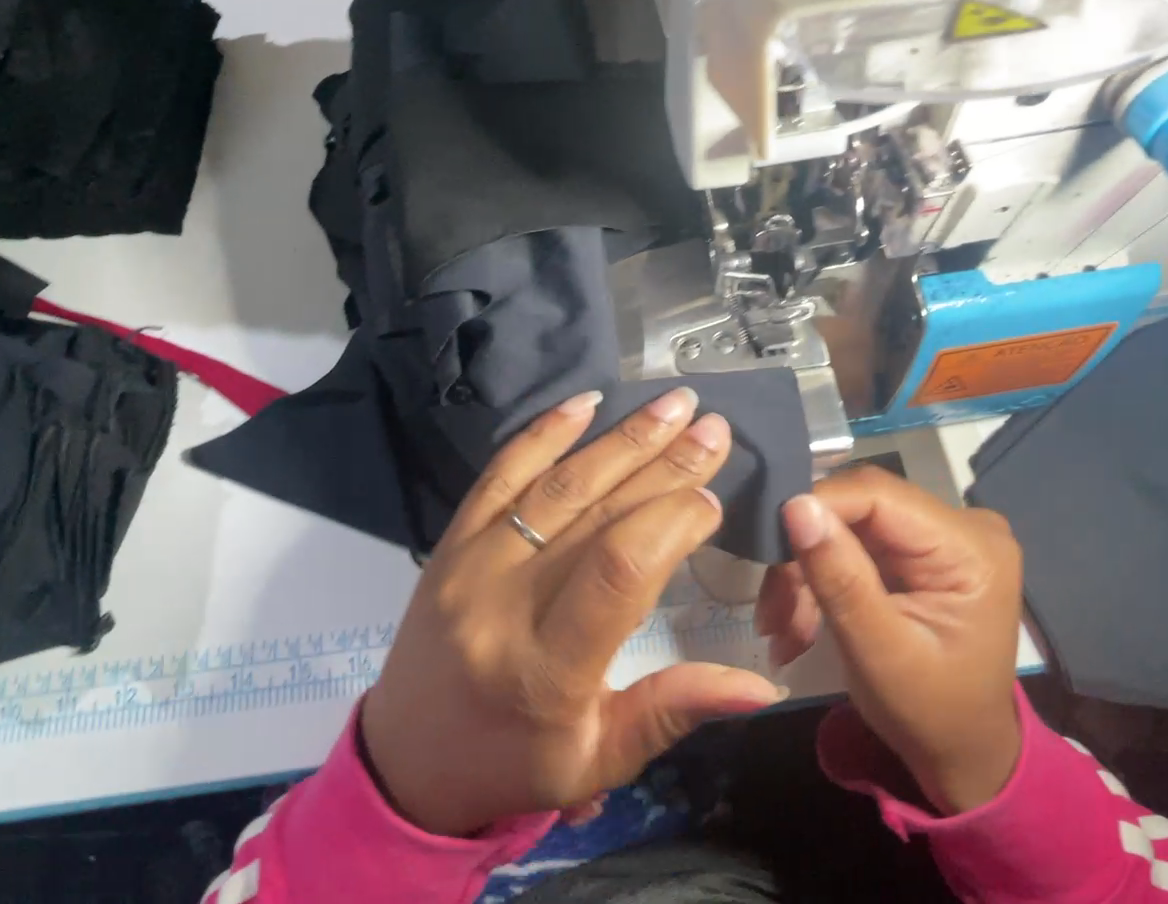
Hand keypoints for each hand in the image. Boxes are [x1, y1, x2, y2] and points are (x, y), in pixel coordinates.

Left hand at [361, 387, 784, 836]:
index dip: (672, 521)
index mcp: (546, 669)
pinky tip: (584, 403)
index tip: (714, 498)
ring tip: (673, 404)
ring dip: (619, 439)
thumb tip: (762, 686)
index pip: (619, 570)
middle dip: (663, 464)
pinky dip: (543, 434)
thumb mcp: (597, 761)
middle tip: (714, 428)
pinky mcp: (449, 543)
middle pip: (595, 514)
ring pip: (555, 486)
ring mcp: (469, 563)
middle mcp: (503, 603)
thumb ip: (672, 711)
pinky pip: (499, 476)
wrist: (405, 759)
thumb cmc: (511, 765)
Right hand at [758, 466, 1023, 813]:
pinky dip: (820, 580)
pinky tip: (799, 622)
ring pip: (845, 527)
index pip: (877, 494)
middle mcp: (962, 526)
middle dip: (805, 555)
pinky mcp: (918, 551)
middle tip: (772, 614)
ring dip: (805, 575)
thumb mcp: (878, 652)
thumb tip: (795, 504)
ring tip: (782, 631)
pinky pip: (852, 545)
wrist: (962, 754)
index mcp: (970, 547)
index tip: (766, 549)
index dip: (815, 507)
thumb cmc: (930, 712)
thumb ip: (840, 577)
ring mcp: (940, 537)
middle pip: (857, 510)